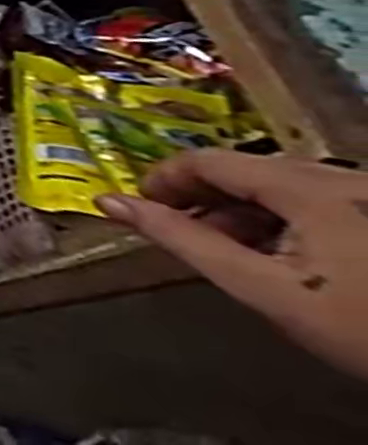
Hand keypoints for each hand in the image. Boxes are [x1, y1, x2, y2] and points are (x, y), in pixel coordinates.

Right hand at [98, 150, 367, 381]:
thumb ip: (183, 240)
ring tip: (243, 251)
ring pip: (291, 186)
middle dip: (210, 199)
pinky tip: (301, 257)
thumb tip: (108, 201)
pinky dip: (296, 219)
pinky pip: (331, 200)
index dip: (164, 179)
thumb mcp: (268, 291)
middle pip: (250, 171)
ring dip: (252, 211)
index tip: (143, 207)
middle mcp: (348, 178)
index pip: (206, 160)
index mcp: (308, 188)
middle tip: (191, 234)